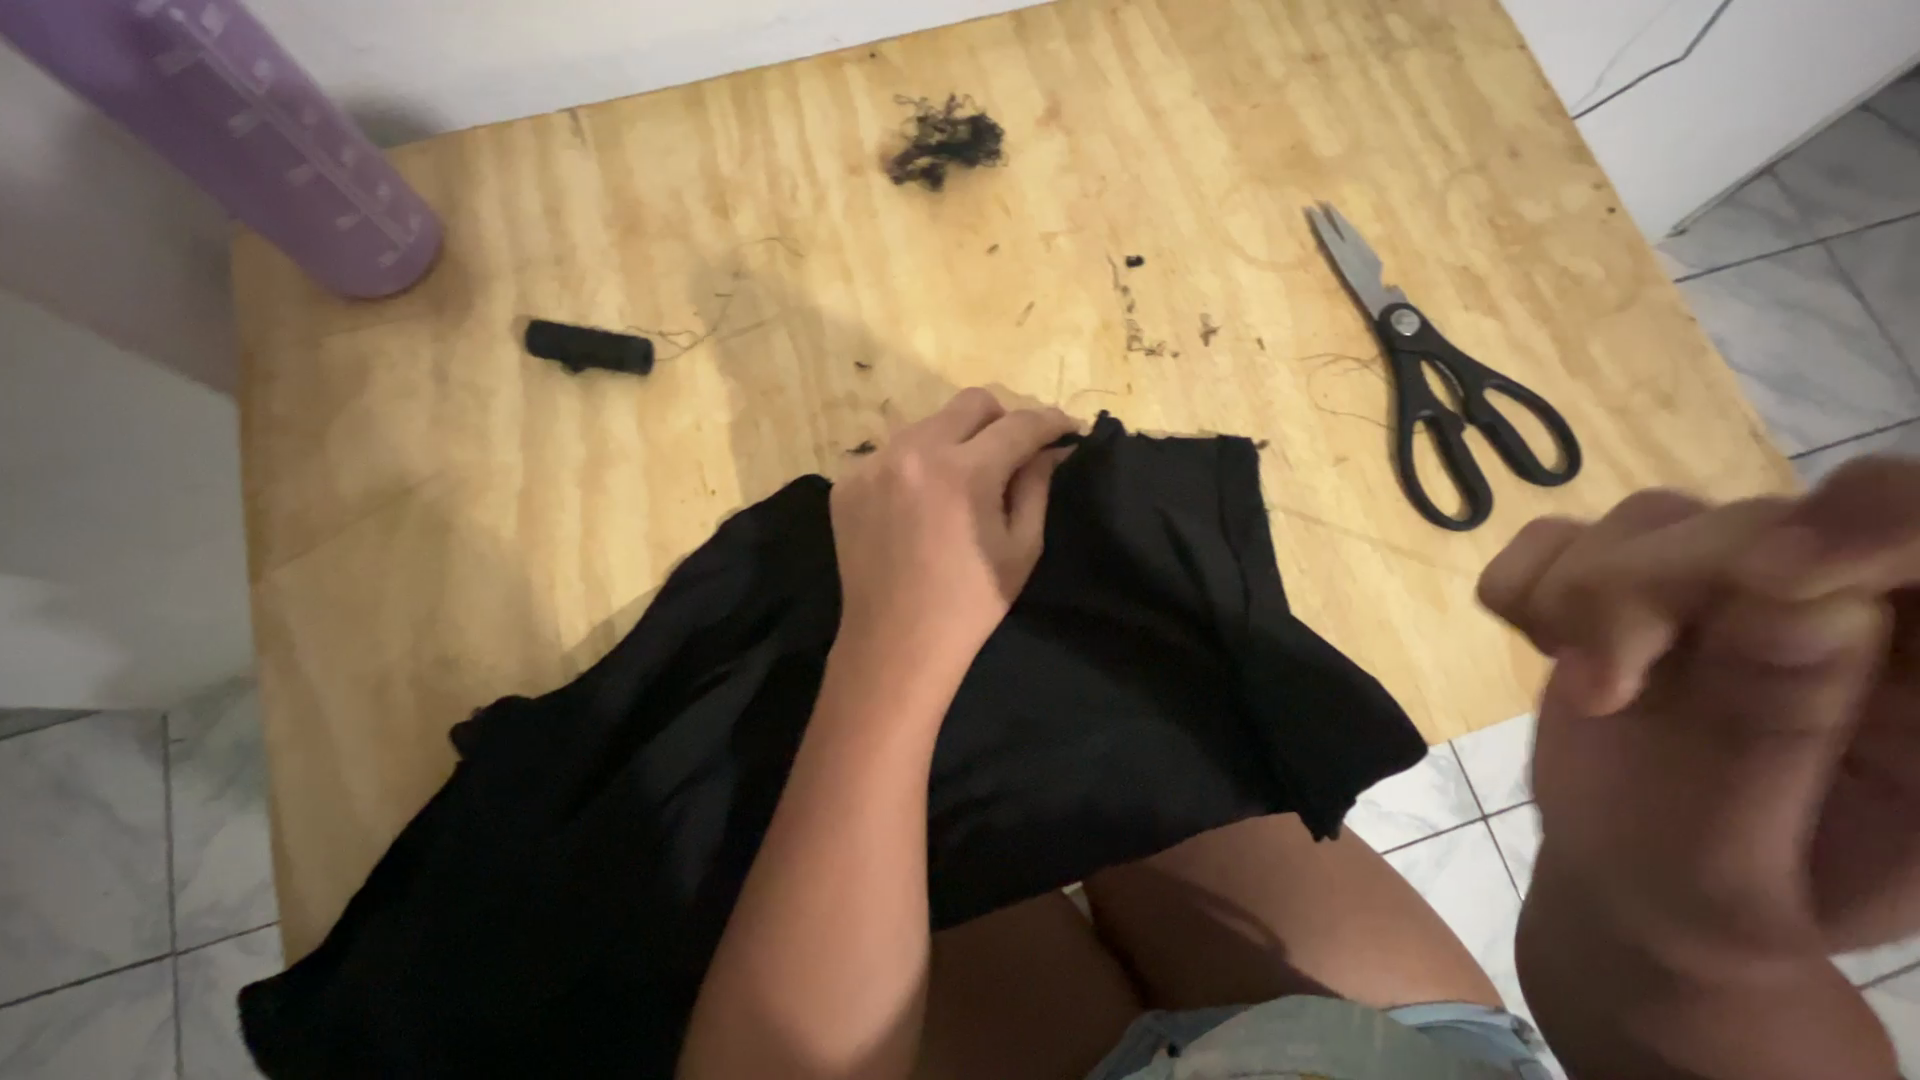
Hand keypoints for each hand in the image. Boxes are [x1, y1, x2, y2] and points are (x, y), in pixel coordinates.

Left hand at [830, 388, 1075, 659]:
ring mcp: (873, 464)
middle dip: (1003, 420)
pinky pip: (893, 453)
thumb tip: (1049, 448)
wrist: (895, 643)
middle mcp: (913, 452)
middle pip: (972, 403)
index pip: (1019, 423)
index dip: (1051, 422)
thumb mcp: (1021, 547)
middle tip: (1015, 451)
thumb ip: (1037, 485)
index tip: (1067, 430)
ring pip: (929, 424)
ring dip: (957, 441)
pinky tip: (923, 503)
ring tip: (964, 480)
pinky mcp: (847, 482)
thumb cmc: (970, 603)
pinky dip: (917, 466)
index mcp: (963, 471)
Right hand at [1477, 457, 1919, 963]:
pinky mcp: (1622, 584)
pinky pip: (1559, 535)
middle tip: (1601, 689)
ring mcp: (1720, 591)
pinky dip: (1526, 584)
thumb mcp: (1738, 858)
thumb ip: (1774, 738)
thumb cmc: (1705, 902)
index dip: (1878, 527)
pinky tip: (1546, 649)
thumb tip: (1806, 598)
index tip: (1776, 575)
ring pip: (1655, 519)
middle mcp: (1838, 616)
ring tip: (1586, 693)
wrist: (1626, 889)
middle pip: (1761, 522)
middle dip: (1654, 589)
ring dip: (1581, 598)